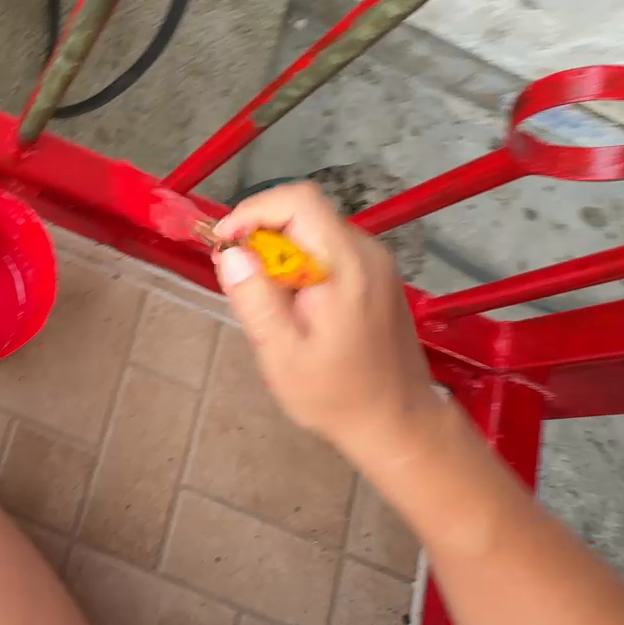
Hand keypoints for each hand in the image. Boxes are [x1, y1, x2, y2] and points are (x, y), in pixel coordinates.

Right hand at [211, 183, 445, 457]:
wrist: (399, 424)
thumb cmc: (335, 394)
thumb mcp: (281, 354)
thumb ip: (255, 299)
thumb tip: (229, 252)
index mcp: (345, 266)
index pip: (298, 201)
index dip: (253, 211)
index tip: (225, 244)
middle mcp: (366, 253)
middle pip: (303, 212)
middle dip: (259, 233)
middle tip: (236, 275)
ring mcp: (374, 263)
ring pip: (312, 230)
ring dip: (275, 249)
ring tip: (259, 294)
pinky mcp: (374, 276)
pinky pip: (326, 248)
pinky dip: (295, 261)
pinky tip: (287, 301)